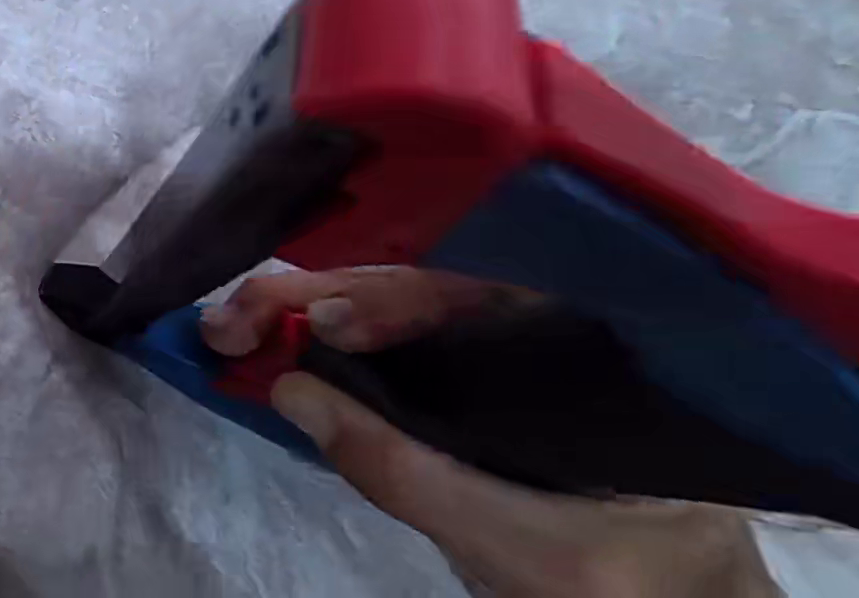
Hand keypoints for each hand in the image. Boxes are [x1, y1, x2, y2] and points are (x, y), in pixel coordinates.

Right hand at [202, 268, 779, 597]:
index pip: (461, 292)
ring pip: (369, 315)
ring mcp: (466, 354)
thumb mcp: (532, 551)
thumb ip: (410, 474)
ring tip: (228, 330)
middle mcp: (510, 325)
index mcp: (565, 339)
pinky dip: (309, 353)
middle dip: (305, 300)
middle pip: (394, 291)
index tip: (318, 324)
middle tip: (225, 321)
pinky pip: (366, 356)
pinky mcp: (435, 386)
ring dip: (293, 319)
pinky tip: (266, 353)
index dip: (380, 298)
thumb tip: (288, 390)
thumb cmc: (634, 593)